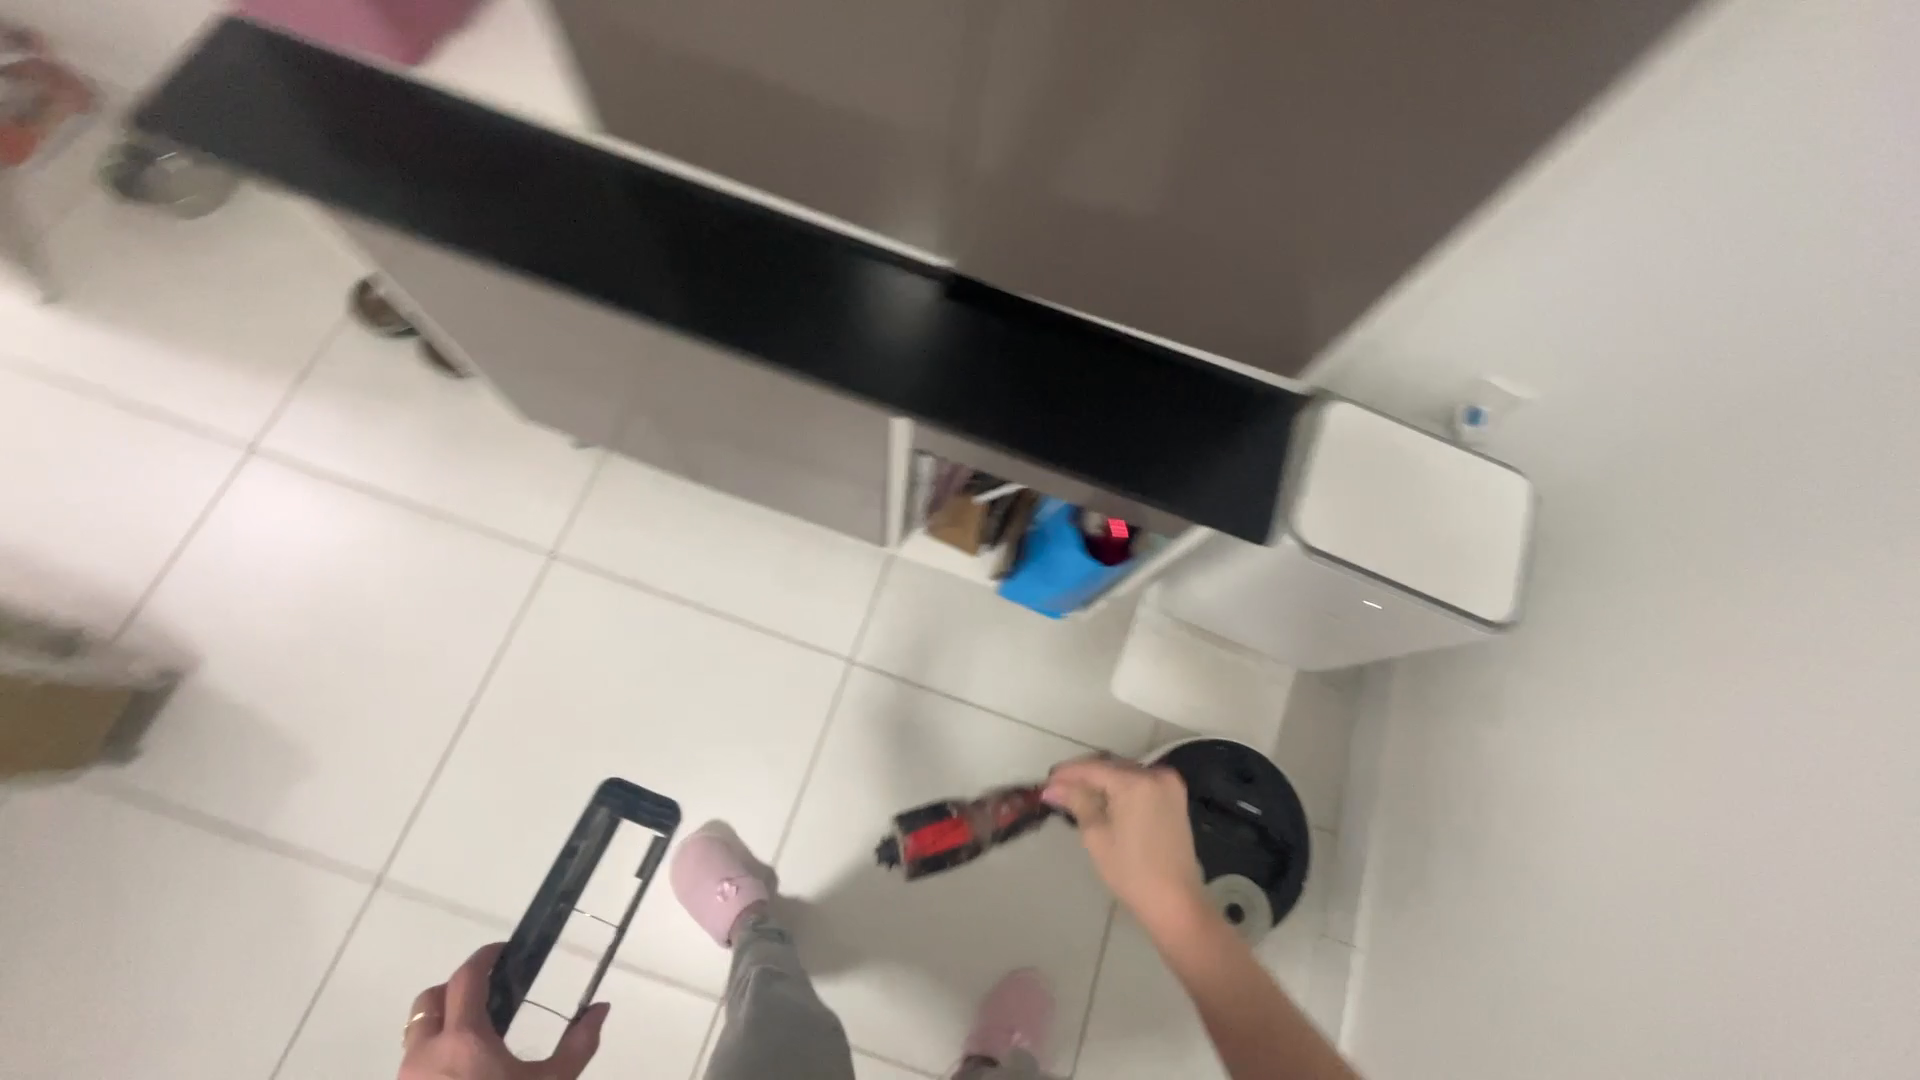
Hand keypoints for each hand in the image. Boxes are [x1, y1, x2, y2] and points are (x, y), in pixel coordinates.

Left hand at [399, 943, 609, 1079]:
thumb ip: (578, 1045)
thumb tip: (601, 1009)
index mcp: (464, 1038)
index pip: (466, 978)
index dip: (485, 957)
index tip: (504, 951)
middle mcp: (425, 1054)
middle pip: (428, 1001)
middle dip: (455, 988)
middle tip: (488, 992)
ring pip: (416, 1035)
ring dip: (442, 1023)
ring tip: (477, 1037)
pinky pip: (414, 1065)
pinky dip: (435, 1055)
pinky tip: (463, 1075)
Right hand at [1043, 757, 1210, 935]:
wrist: (1175, 901)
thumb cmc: (1131, 872)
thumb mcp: (1097, 835)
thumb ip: (1076, 802)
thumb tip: (1052, 788)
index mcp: (1136, 783)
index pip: (1094, 768)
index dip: (1068, 773)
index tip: (1047, 781)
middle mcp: (1156, 774)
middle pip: (1111, 765)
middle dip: (1084, 774)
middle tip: (1058, 787)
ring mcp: (1169, 784)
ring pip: (1125, 772)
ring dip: (1101, 779)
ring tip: (1076, 792)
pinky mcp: (1174, 796)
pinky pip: (1140, 782)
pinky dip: (1120, 786)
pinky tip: (1102, 797)